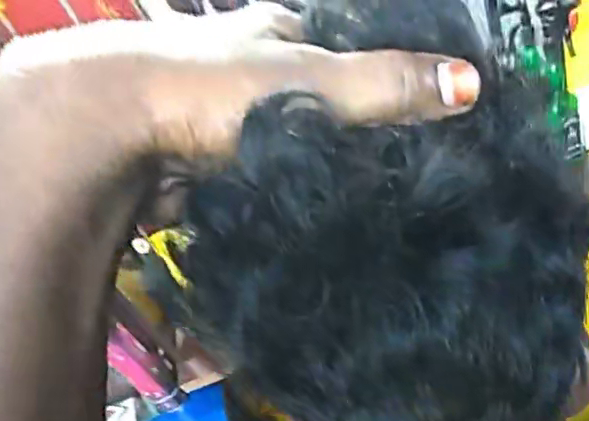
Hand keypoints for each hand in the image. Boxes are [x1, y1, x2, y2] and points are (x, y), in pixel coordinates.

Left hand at [0, 4, 479, 178]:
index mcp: (276, 32)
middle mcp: (248, 66)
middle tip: (392, 167)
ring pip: (283, 139)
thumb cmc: (217, 93)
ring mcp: (222, 118)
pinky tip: (306, 220)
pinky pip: (258, 183)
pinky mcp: (205, 167)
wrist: (117, 133)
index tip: (419, 106)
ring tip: (359, 203)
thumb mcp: (315, 87)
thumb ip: (386, 88)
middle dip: (345, 124)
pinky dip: (282, 198)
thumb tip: (471, 85)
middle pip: (310, 92)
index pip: (343, 43)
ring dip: (312, 167)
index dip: (381, 70)